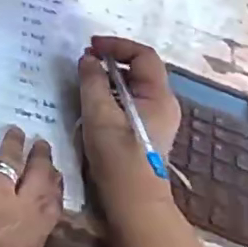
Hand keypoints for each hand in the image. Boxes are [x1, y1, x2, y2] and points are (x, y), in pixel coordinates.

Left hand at [0, 126, 62, 246]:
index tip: (56, 174)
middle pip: (38, 175)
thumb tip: (13, 238)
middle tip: (42, 143)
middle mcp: (20, 207)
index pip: (53, 205)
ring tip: (15, 131)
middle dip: (42, 158)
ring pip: (9, 158)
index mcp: (33, 235)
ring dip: (13, 144)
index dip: (56, 186)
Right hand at [79, 36, 182, 207]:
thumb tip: (88, 59)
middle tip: (85, 59)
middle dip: (112, 59)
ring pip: (134, 85)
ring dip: (110, 76)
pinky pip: (130, 100)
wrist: (133, 201)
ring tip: (85, 78)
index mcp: (159, 97)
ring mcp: (156, 119)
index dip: (117, 45)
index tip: (90, 46)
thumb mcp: (99, 113)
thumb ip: (92, 81)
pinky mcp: (145, 131)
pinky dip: (111, 92)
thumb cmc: (118, 155)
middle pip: (140, 68)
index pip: (143, 55)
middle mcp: (163, 104)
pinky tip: (92, 100)